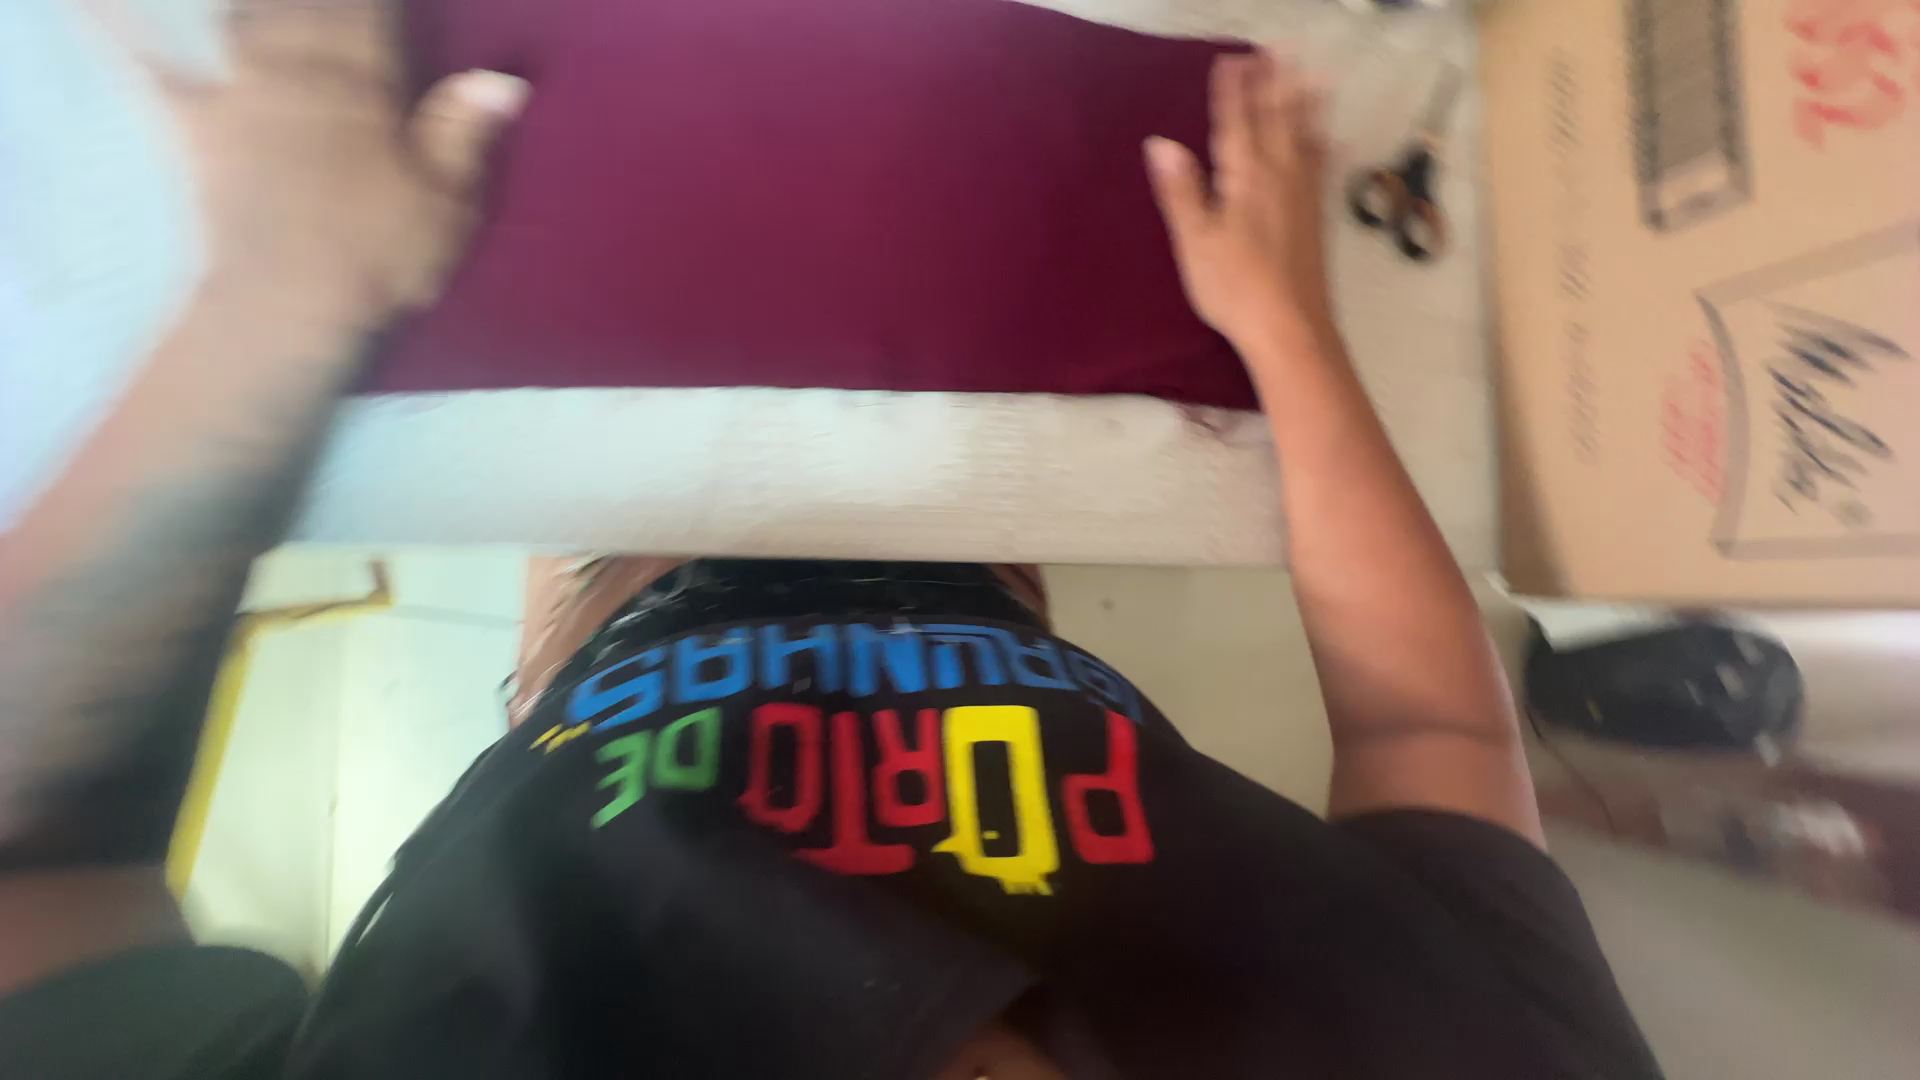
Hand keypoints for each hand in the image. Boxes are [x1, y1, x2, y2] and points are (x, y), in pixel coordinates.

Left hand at [159, 4, 523, 330]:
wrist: (297, 297)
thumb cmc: (388, 251)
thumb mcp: (450, 200)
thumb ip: (464, 130)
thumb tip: (504, 78)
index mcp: (362, 88)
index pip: (372, 15)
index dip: (385, 3)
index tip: (396, 2)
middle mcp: (293, 71)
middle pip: (304, 7)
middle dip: (327, 2)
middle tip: (346, 8)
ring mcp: (237, 92)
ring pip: (244, 18)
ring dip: (263, 6)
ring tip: (287, 10)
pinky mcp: (196, 124)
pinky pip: (154, 64)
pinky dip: (124, 29)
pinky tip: (101, 9)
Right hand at [1144, 49, 1333, 350]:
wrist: (1289, 326)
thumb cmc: (1233, 286)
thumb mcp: (1196, 242)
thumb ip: (1181, 191)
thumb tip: (1160, 144)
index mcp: (1245, 178)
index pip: (1236, 124)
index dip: (1231, 91)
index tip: (1229, 60)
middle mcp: (1280, 175)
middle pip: (1276, 119)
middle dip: (1271, 84)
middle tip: (1273, 50)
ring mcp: (1304, 194)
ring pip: (1305, 136)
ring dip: (1303, 102)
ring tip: (1307, 74)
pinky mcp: (1317, 216)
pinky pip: (1322, 166)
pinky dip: (1323, 144)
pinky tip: (1328, 138)